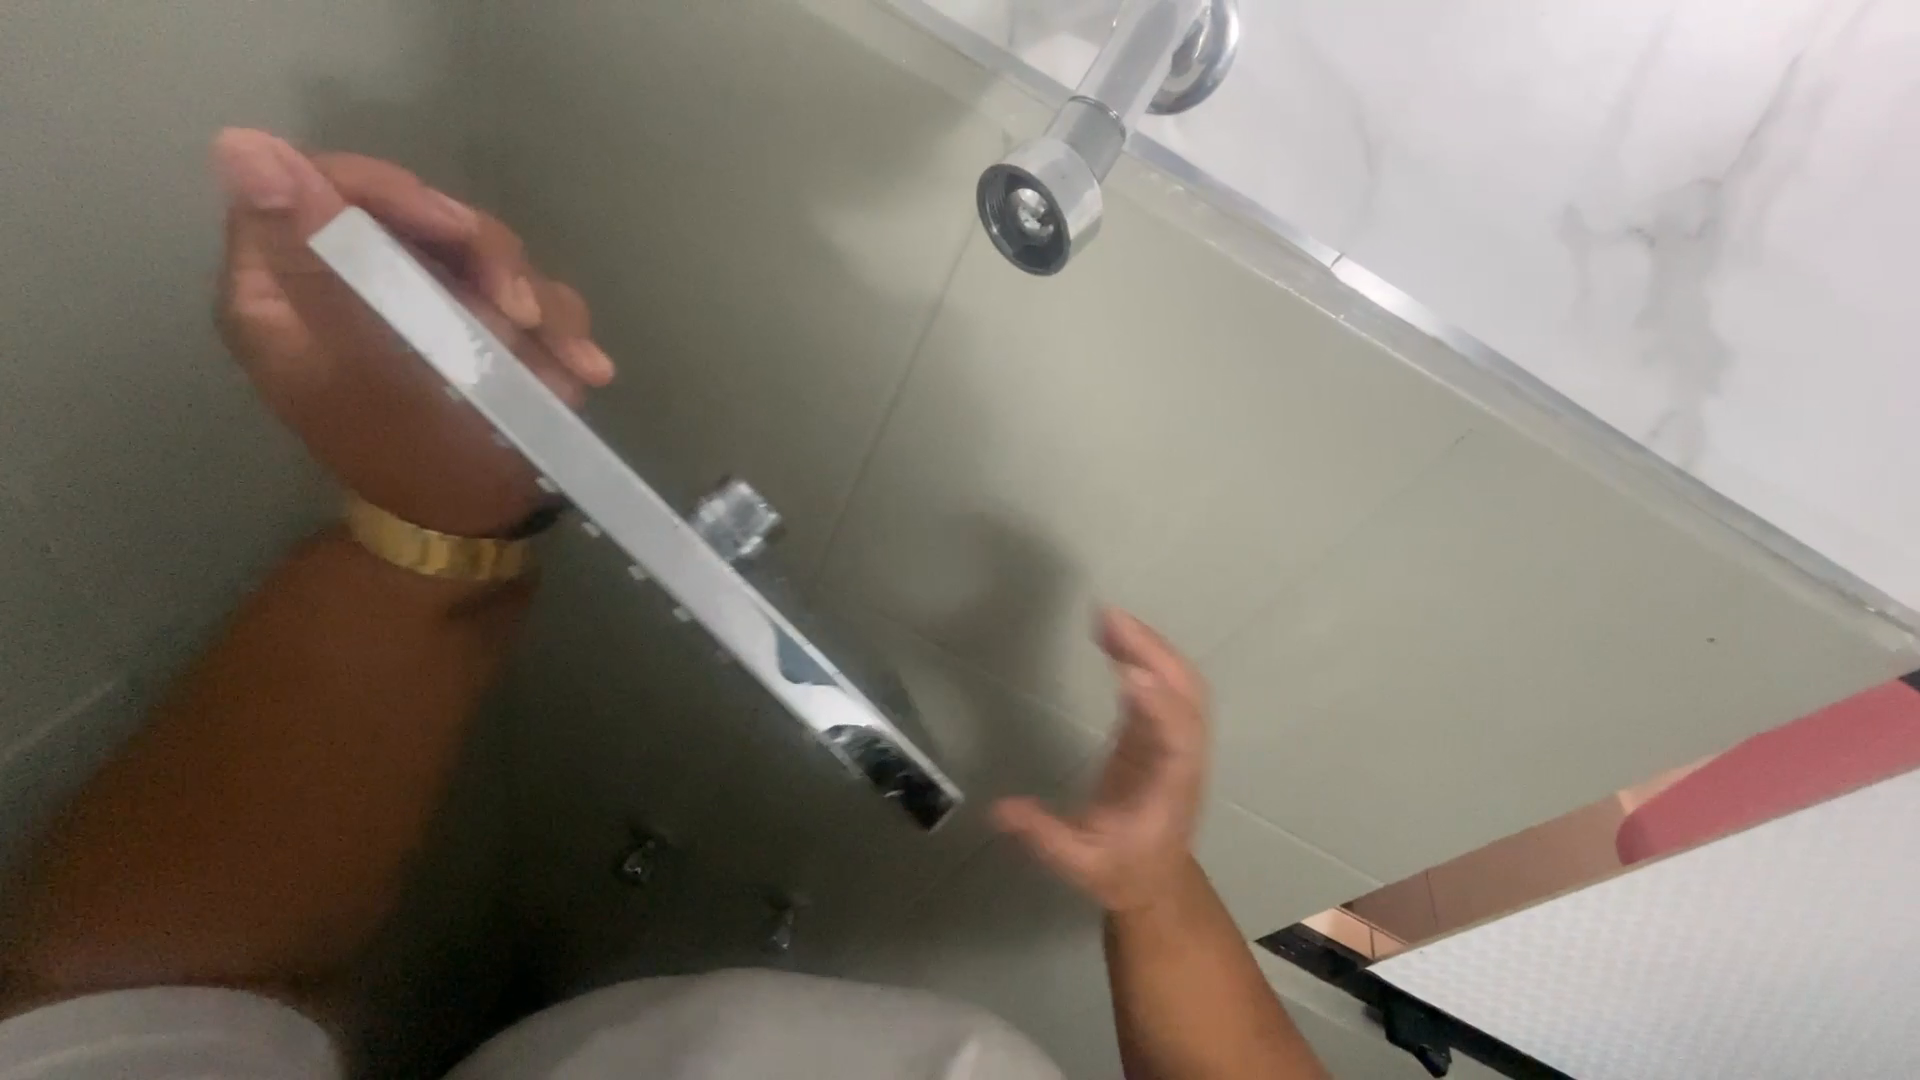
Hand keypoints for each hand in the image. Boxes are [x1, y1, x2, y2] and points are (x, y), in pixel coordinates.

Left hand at [211, 128, 615, 536]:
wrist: (475, 522)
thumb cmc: (414, 461)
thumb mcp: (364, 368)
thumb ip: (320, 268)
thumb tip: (245, 148)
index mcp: (291, 290)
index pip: (323, 189)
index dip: (396, 195)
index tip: (460, 233)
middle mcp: (357, 286)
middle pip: (426, 220)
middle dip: (490, 265)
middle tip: (523, 316)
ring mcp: (426, 307)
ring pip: (491, 260)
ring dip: (540, 308)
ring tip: (565, 369)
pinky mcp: (480, 330)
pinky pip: (530, 302)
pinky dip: (563, 335)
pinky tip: (584, 373)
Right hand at [994, 610, 1210, 913]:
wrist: (1156, 880)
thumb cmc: (1123, 871)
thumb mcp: (1081, 865)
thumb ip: (1044, 837)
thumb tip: (999, 811)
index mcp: (1170, 786)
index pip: (1177, 739)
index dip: (1159, 706)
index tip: (1128, 674)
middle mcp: (1182, 754)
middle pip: (1185, 693)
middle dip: (1153, 652)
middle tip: (1111, 619)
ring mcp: (1175, 739)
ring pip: (1178, 681)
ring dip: (1149, 645)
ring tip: (1108, 617)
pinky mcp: (1159, 730)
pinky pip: (1161, 684)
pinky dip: (1142, 655)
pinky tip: (1111, 635)